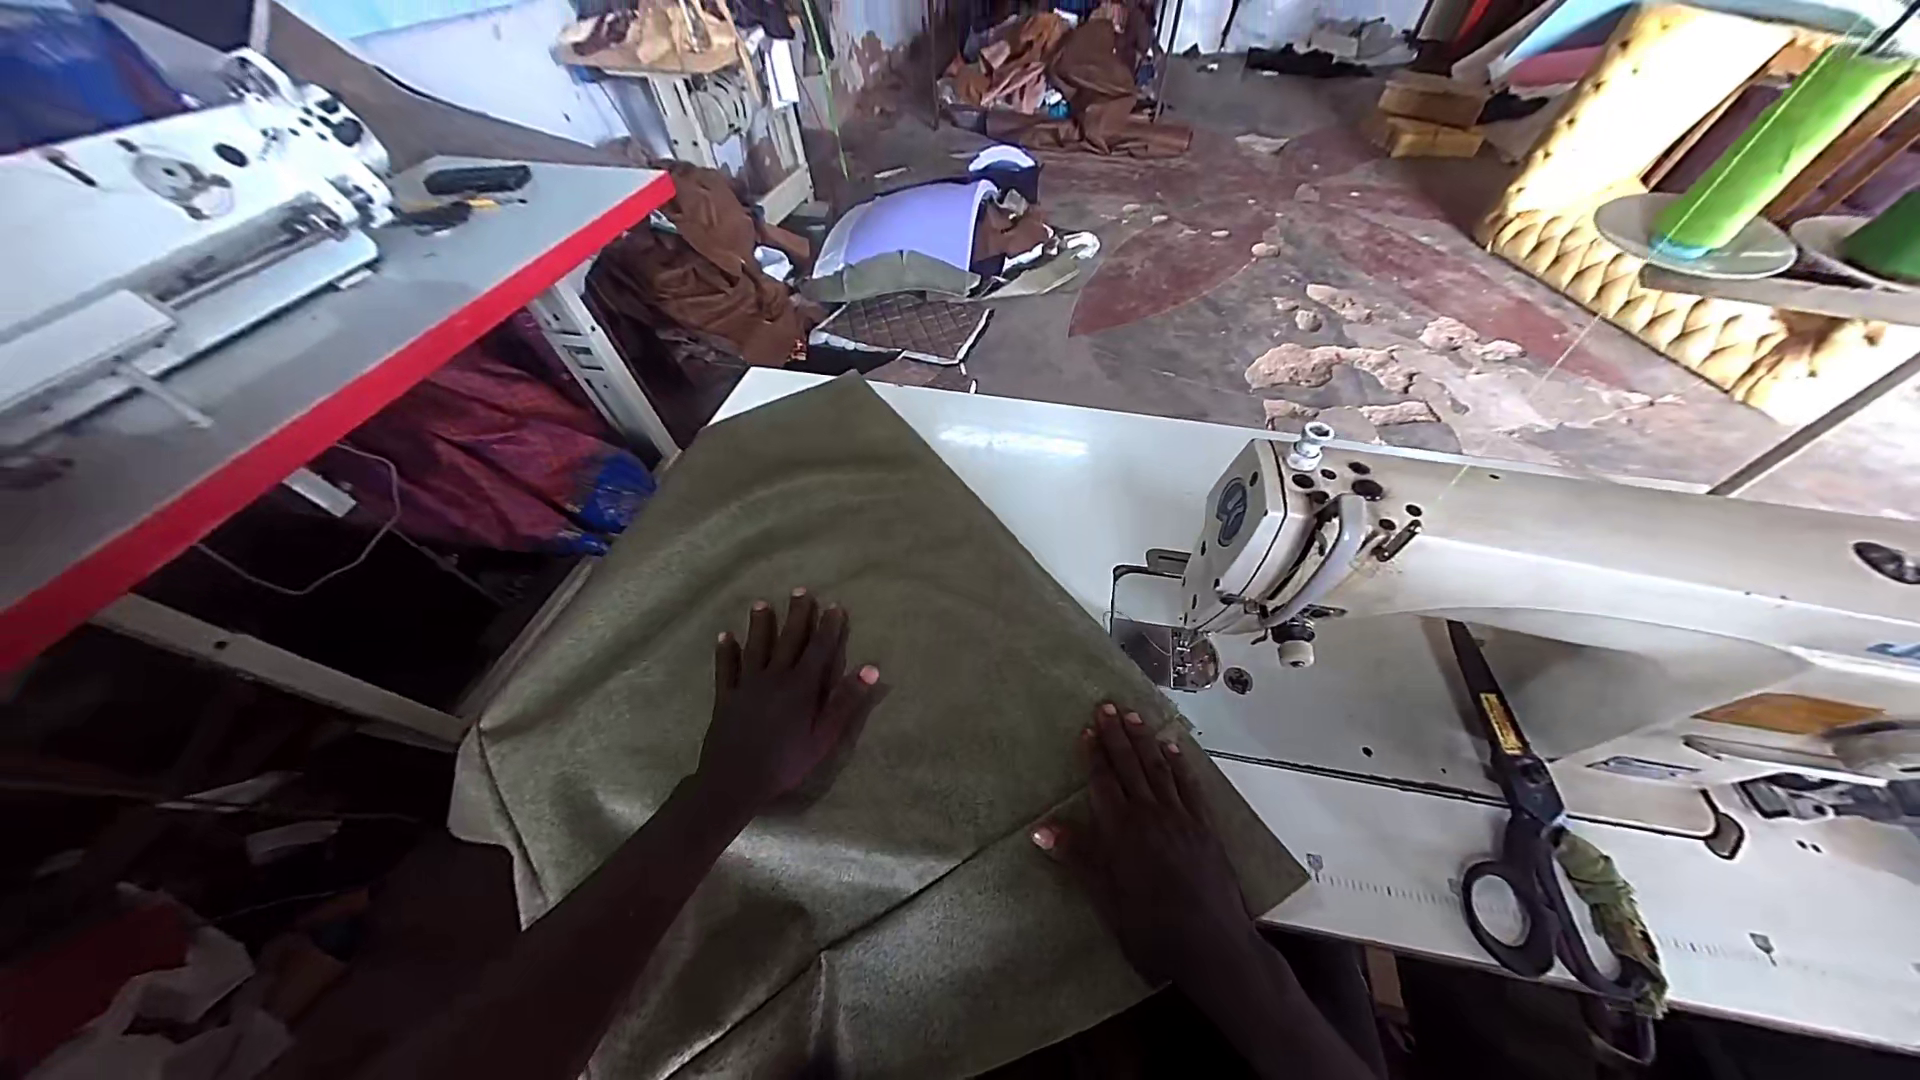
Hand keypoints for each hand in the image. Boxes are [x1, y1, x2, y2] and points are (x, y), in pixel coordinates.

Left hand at [695, 590, 885, 815]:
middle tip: (801, 590)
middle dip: (798, 615)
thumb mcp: (824, 736)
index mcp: (801, 686)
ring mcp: (747, 685)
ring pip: (756, 647)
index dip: (829, 627)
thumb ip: (845, 701)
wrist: (734, 781)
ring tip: (762, 603)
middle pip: (788, 640)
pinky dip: (726, 651)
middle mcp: (775, 677)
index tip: (835, 605)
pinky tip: (725, 636)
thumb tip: (871, 668)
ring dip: (760, 624)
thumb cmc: (786, 762)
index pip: (819, 649)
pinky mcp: (726, 697)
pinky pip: (726, 669)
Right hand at [1032, 703, 1261, 987]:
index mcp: (1121, 829)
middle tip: (1106, 705)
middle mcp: (1150, 813)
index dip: (1094, 754)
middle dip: (1116, 734)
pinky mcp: (1204, 827)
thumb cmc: (1151, 929)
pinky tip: (1173, 748)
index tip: (1087, 728)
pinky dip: (1180, 763)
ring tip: (1133, 716)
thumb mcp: (1106, 899)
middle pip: (1129, 765)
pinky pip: (1189, 786)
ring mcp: (1180, 817)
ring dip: (1144, 740)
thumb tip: (1040, 828)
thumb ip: (1077, 857)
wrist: (1214, 948)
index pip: (1103, 780)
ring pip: (1158, 768)